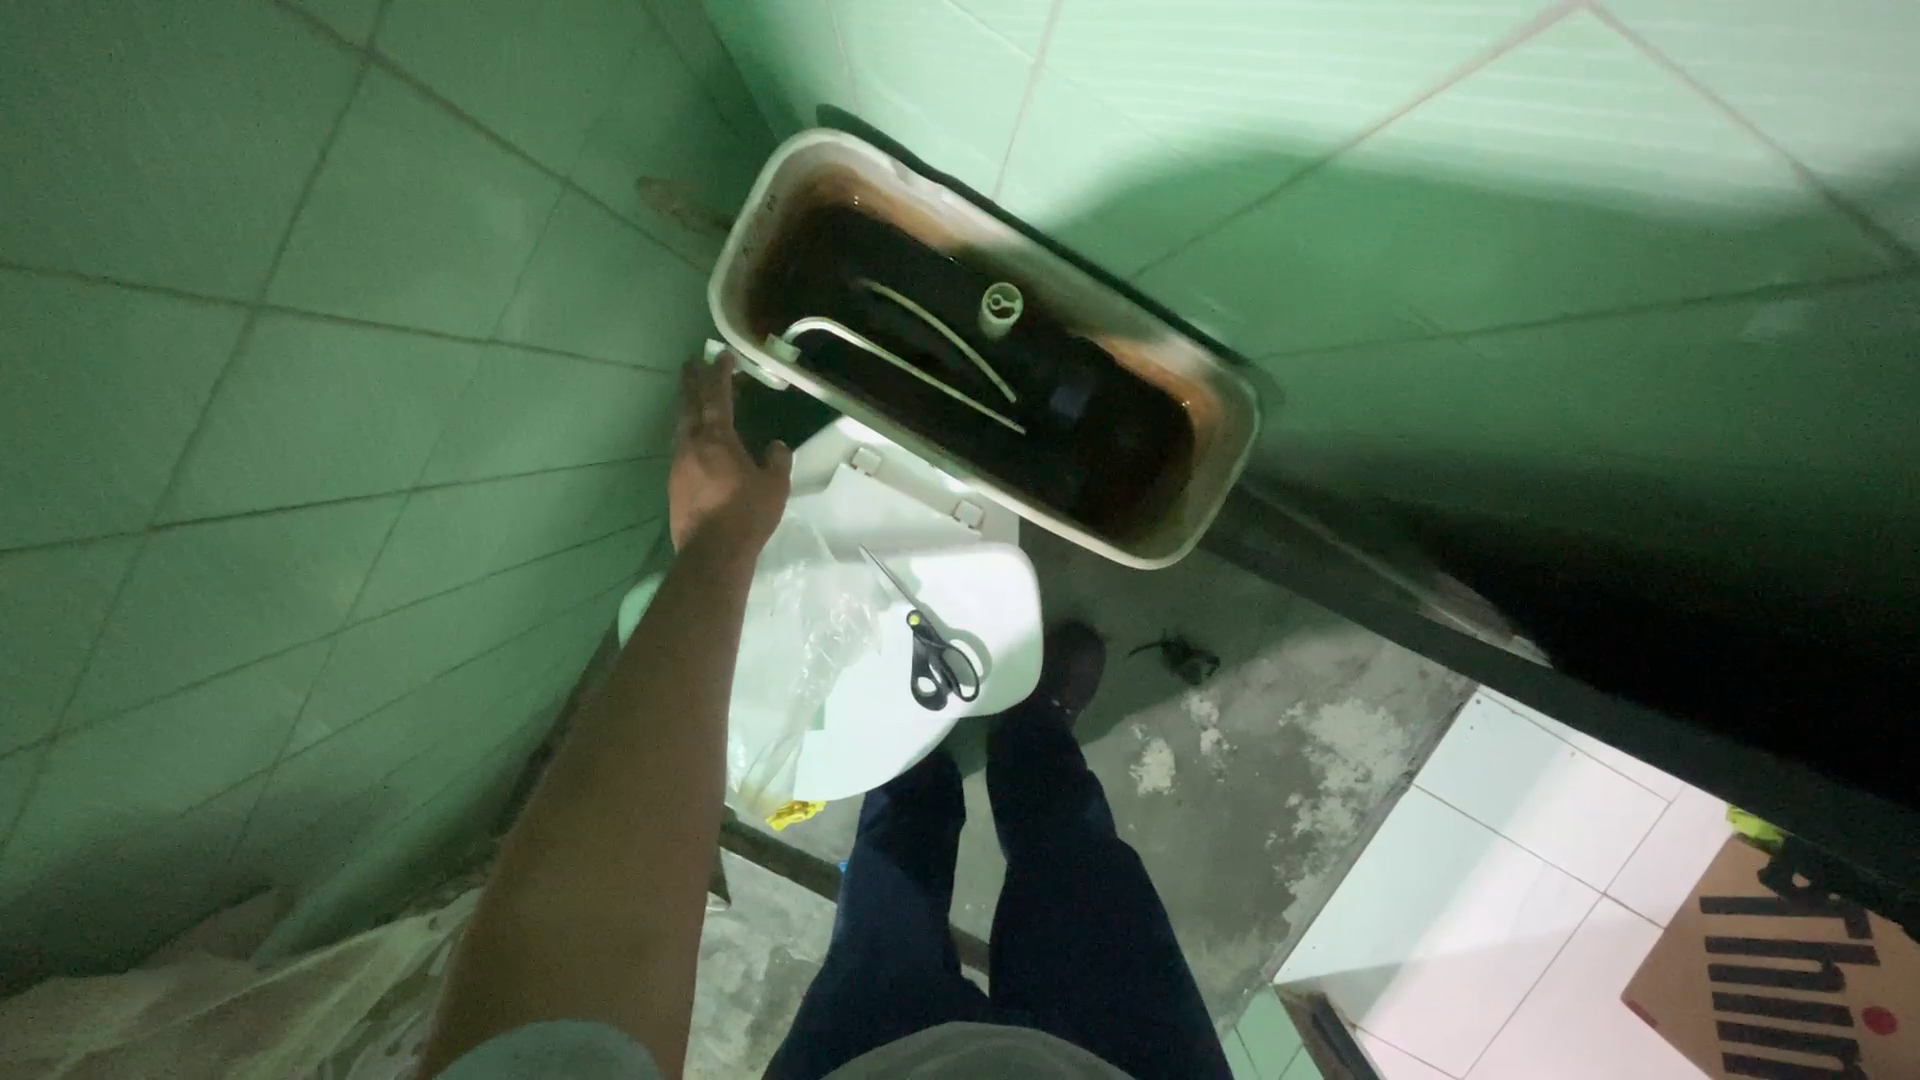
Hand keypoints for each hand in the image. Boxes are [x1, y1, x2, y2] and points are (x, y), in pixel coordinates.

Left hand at [669, 352, 790, 554]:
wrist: (712, 552)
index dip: (720, 374)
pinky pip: (681, 449)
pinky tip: (696, 444)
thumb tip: (776, 447)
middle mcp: (692, 445)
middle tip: (691, 363)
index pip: (717, 396)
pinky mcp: (674, 485)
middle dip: (691, 381)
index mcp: (717, 438)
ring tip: (691, 399)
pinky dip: (689, 436)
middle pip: (688, 404)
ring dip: (686, 408)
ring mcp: (678, 465)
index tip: (722, 355)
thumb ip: (777, 461)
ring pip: (681, 427)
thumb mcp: (775, 486)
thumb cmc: (747, 514)